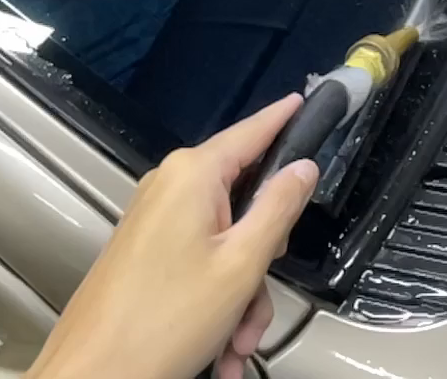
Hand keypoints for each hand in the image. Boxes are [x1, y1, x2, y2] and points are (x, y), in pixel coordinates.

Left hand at [26, 93, 317, 378]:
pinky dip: (216, 297)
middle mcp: (170, 184)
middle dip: (261, 255)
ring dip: (241, 292)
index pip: (251, 131)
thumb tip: (303, 167)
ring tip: (237, 341)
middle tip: (260, 299)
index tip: (303, 99)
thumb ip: (278, 208)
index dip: (282, 117)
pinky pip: (198, 257)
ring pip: (224, 238)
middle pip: (243, 198)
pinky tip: (219, 347)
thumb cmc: (164, 321)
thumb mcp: (241, 264)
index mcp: (193, 174)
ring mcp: (154, 216)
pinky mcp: (144, 247)